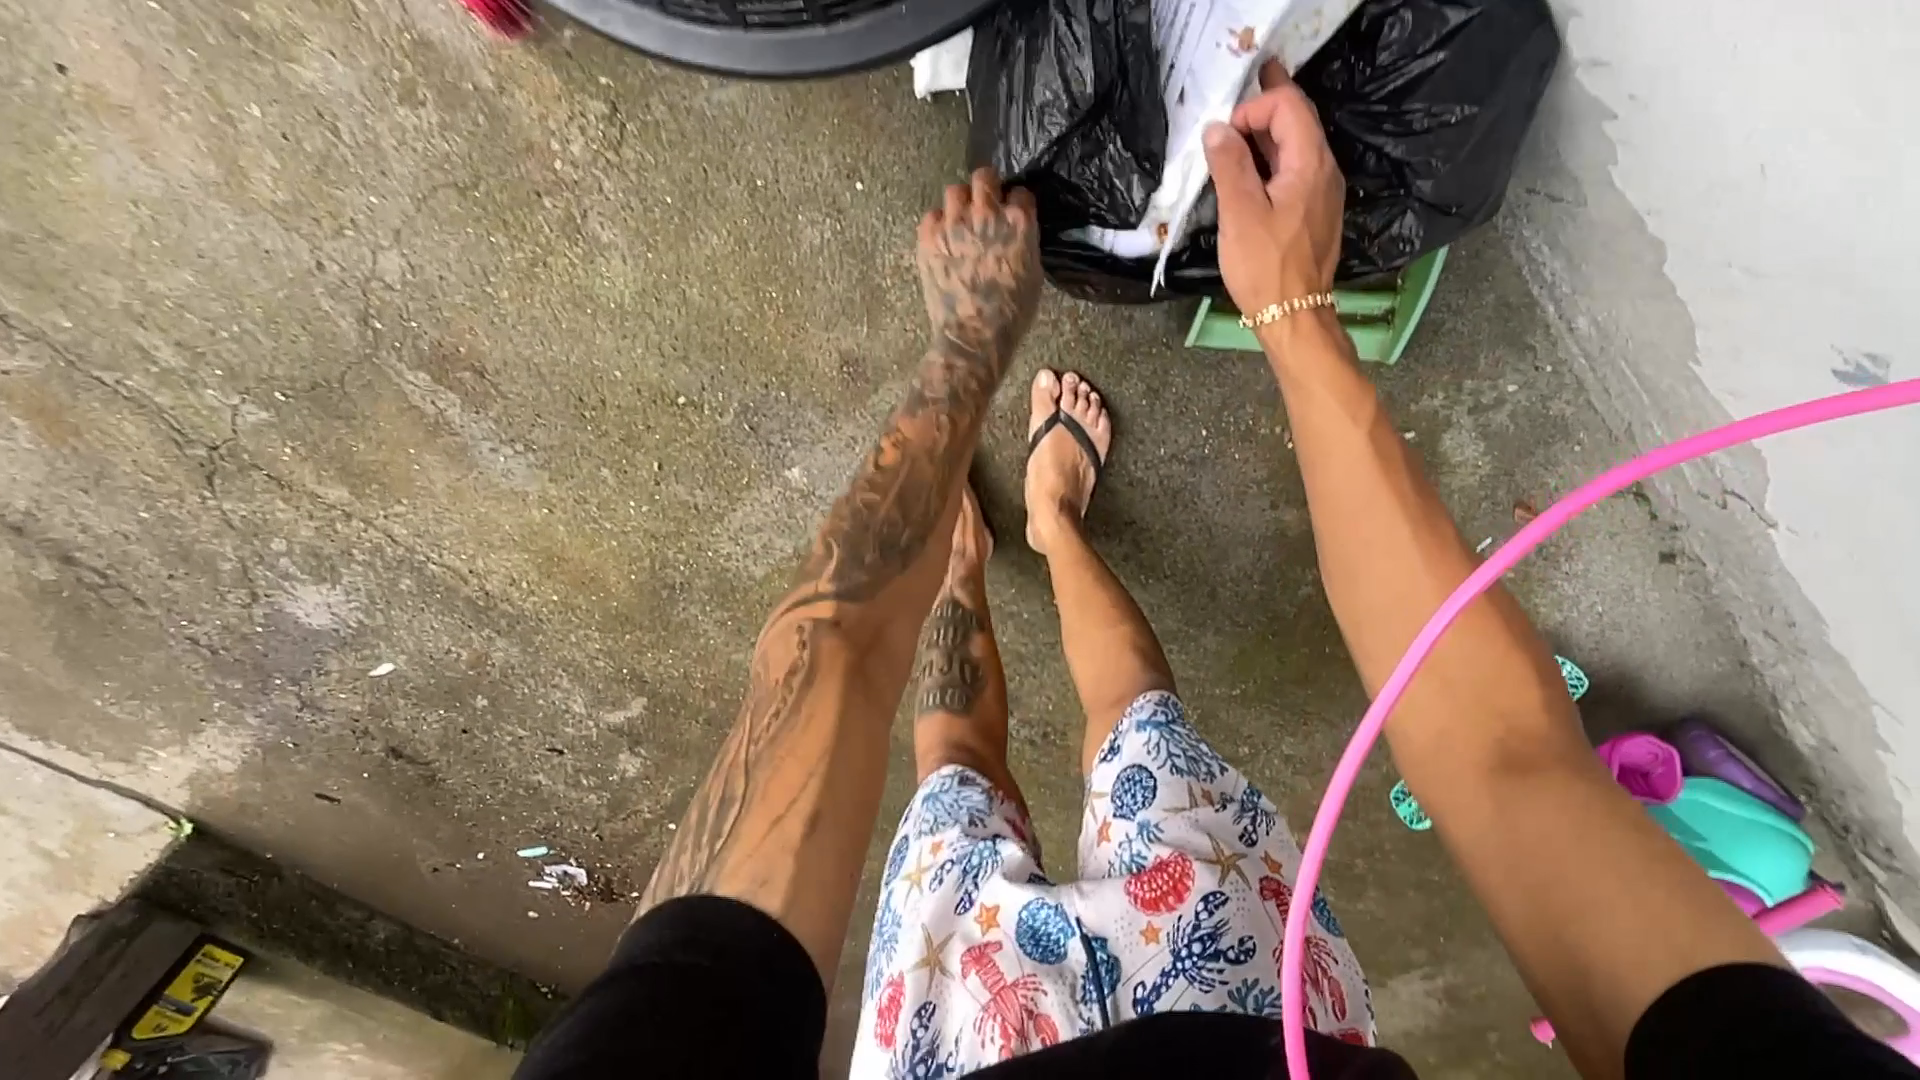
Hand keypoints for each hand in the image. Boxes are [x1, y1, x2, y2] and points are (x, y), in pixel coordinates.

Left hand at [916, 167, 1042, 364]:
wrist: (974, 337)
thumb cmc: (1012, 315)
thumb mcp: (1034, 275)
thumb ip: (1025, 242)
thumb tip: (1017, 232)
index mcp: (1019, 222)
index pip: (1019, 192)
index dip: (1015, 204)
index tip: (1011, 216)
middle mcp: (986, 213)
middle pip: (984, 177)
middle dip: (986, 189)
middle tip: (984, 208)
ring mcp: (954, 223)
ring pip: (954, 191)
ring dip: (960, 205)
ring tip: (961, 226)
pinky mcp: (928, 237)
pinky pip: (931, 216)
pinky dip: (937, 226)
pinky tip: (943, 243)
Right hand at [1202, 61, 1343, 314]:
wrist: (1293, 315)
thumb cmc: (1265, 266)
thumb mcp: (1240, 214)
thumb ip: (1229, 165)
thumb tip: (1218, 128)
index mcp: (1310, 163)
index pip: (1289, 106)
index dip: (1254, 107)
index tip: (1223, 133)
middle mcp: (1324, 170)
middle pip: (1298, 121)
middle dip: (1267, 105)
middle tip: (1244, 88)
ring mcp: (1322, 193)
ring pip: (1295, 148)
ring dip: (1266, 135)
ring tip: (1237, 131)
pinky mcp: (1313, 213)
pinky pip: (1294, 173)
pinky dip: (1271, 161)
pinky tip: (1249, 173)